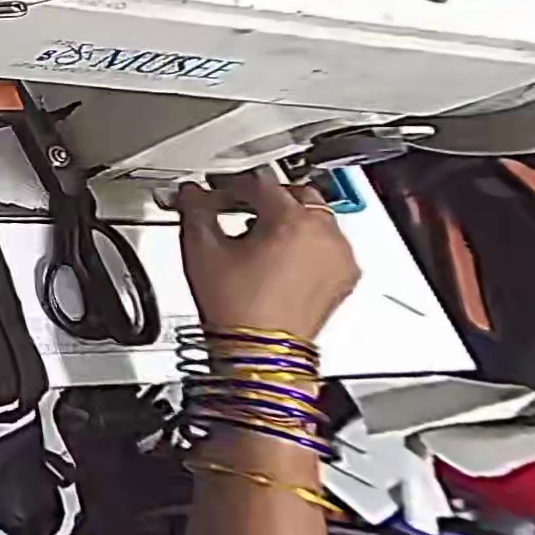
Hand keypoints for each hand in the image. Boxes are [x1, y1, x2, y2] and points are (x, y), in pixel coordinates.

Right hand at [177, 168, 359, 341]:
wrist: (259, 351)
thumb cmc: (236, 305)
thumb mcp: (201, 246)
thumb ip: (195, 208)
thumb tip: (192, 194)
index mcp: (294, 221)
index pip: (260, 183)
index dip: (230, 183)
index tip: (214, 190)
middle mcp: (326, 236)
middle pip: (296, 194)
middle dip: (264, 195)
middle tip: (235, 202)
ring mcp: (339, 259)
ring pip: (316, 218)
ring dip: (286, 217)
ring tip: (254, 228)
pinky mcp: (342, 280)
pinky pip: (326, 245)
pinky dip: (302, 240)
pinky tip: (273, 253)